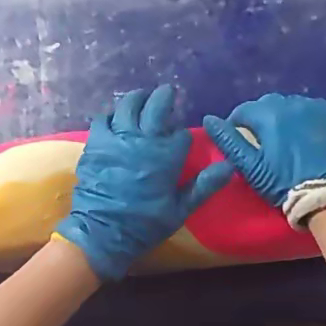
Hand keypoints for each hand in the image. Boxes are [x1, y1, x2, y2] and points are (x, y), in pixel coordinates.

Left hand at [54, 85, 233, 280]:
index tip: (179, 138)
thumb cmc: (144, 224)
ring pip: (127, 105)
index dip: (181, 134)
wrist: (101, 232)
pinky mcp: (95, 143)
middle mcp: (142, 139)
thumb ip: (204, 185)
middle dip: (164, 96)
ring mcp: (116, 138)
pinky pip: (103, 118)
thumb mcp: (180, 209)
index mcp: (166, 155)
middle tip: (167, 93)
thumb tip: (230, 166)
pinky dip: (112, 115)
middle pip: (156, 105)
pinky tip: (116, 119)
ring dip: (137, 99)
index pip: (179, 133)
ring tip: (142, 99)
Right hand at [203, 94, 325, 215]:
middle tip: (262, 142)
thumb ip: (228, 141)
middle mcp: (292, 103)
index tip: (240, 141)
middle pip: (267, 105)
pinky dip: (304, 118)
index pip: (243, 110)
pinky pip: (311, 108)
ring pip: (290, 105)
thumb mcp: (250, 166)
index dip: (237, 125)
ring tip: (284, 138)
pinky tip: (305, 135)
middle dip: (260, 119)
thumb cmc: (284, 183)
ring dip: (283, 117)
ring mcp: (316, 106)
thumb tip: (209, 120)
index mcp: (269, 114)